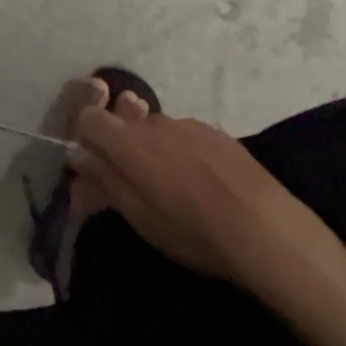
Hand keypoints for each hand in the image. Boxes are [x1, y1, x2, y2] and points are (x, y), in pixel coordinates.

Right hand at [70, 107, 340, 288]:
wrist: (265, 226)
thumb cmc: (192, 229)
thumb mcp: (139, 216)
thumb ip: (105, 182)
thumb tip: (80, 158)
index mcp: (128, 140)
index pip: (88, 116)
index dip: (85, 137)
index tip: (93, 165)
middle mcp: (153, 121)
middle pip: (123, 122)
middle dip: (120, 146)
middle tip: (132, 183)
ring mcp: (187, 123)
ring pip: (155, 128)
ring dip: (152, 149)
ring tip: (171, 186)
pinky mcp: (215, 131)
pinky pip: (184, 135)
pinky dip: (180, 151)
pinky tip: (200, 182)